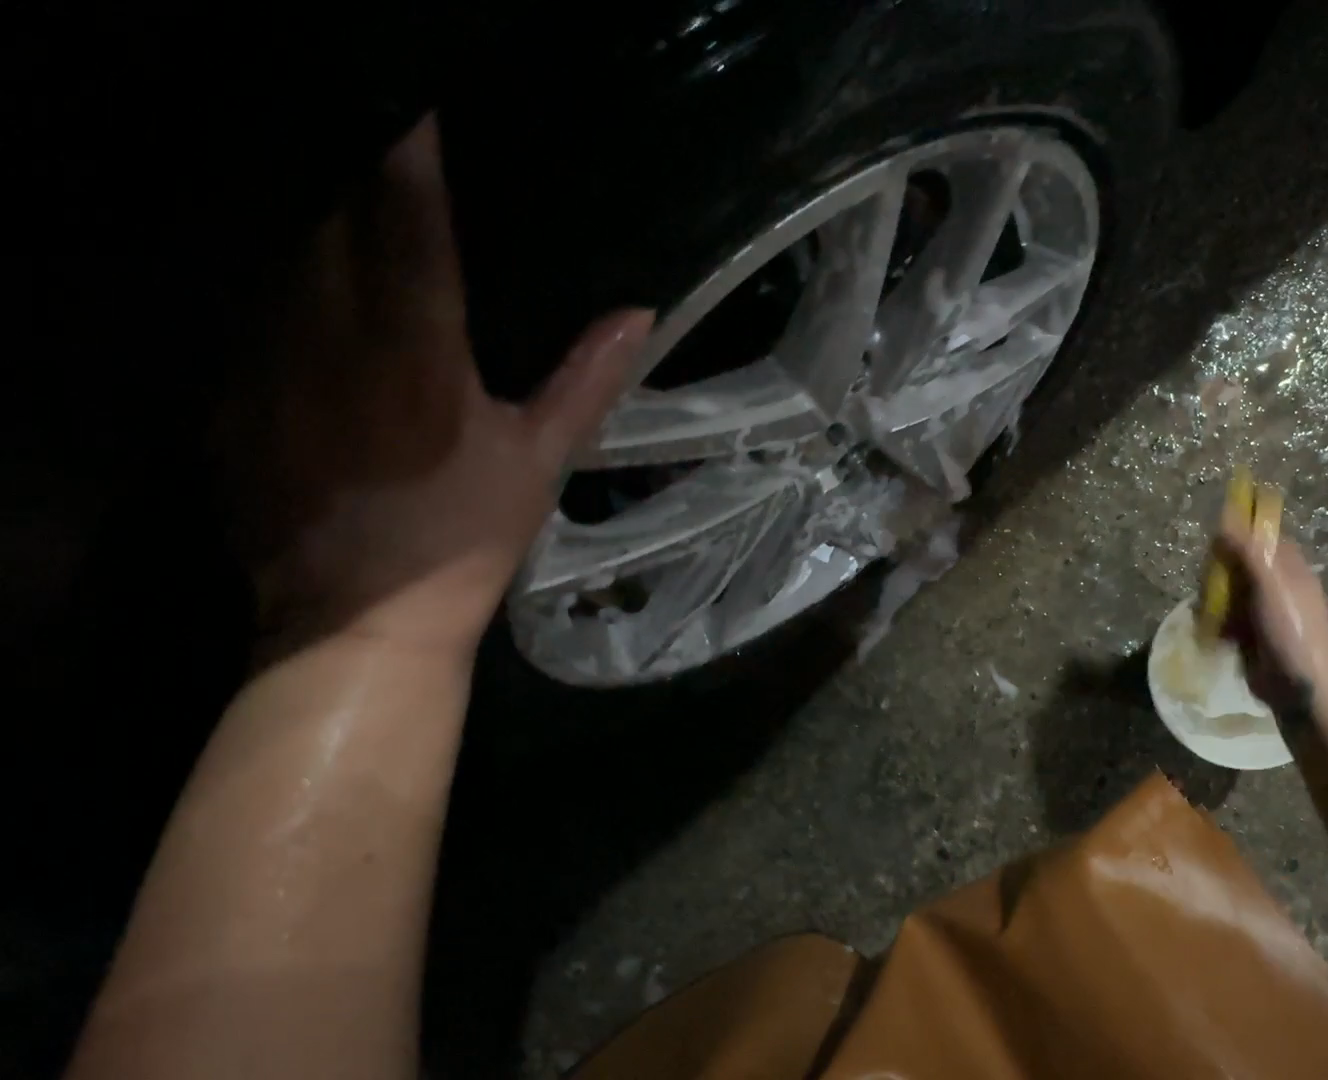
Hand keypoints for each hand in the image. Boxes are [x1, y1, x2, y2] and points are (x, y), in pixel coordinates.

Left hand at [222, 116, 653, 659]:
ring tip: (361, 220)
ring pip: (285, 264)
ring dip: (323, 233)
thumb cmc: (467, 535)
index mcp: (416, 352)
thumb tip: (641, 314)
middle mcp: (329, 340)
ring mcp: (267, 367)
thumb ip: (588, 378)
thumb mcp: (542, 457)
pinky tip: (322, 310)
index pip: (410, 225)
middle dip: (361, 185)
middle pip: (332, 224)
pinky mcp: (232, 399)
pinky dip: (291, 294)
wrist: (359, 618)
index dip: (413, 160)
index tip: (422, 112)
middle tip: (396, 168)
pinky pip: (257, 316)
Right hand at [1215, 520, 1327, 711]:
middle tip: (1210, 581)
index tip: (1219, 539)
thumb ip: (1249, 552)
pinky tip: (1210, 628)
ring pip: (1229, 592)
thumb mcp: (1271, 585)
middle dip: (1220, 570)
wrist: (1297, 687)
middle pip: (1240, 564)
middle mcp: (1276, 587)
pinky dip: (1215, 621)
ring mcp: (1262, 612)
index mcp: (1290, 570)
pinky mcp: (1248, 634)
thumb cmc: (1290, 631)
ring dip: (1214, 598)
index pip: (1265, 539)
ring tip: (1207, 609)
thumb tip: (1226, 521)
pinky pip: (1225, 618)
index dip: (1243, 534)